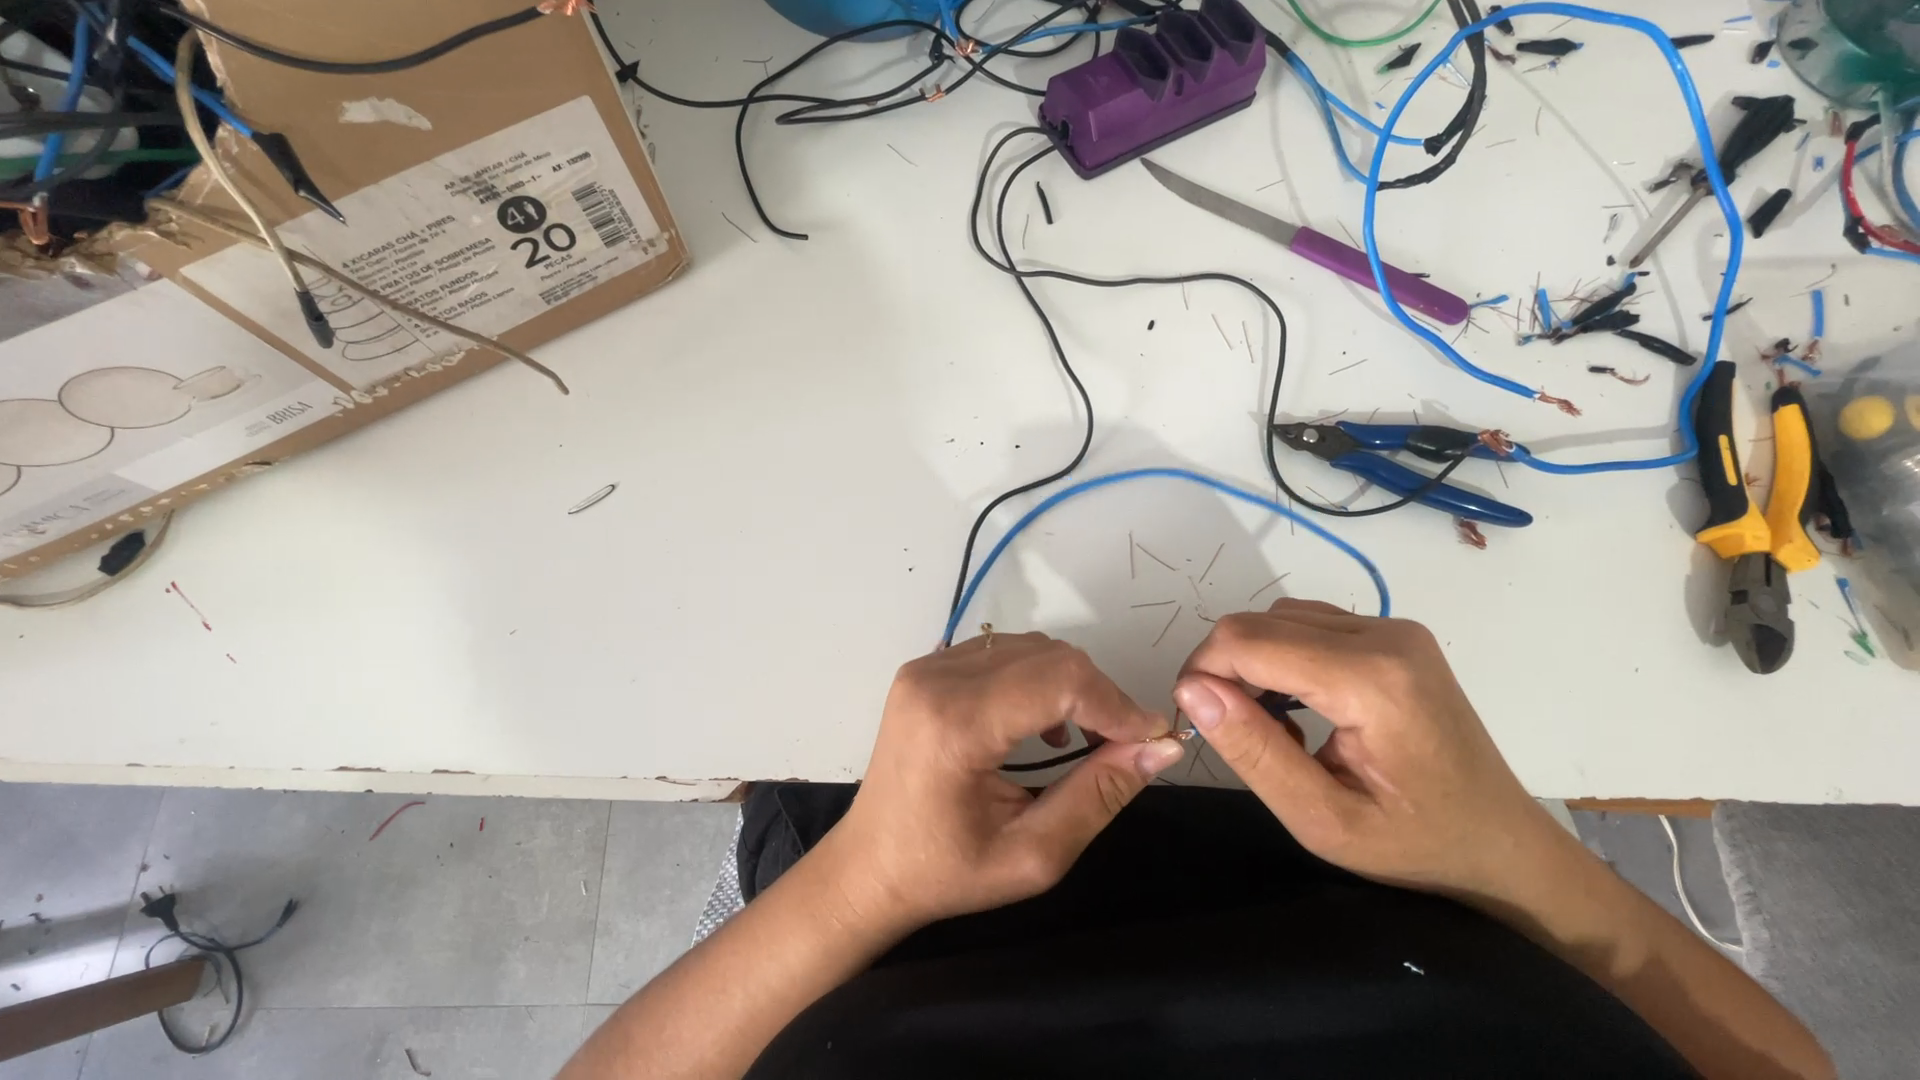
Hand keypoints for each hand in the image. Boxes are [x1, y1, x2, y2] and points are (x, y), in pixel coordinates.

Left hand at [825, 631, 1183, 930]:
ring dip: (1069, 685)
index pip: (1059, 681)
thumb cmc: (945, 873)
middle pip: (1049, 656)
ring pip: (1029, 648)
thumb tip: (1160, 748)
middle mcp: (937, 679)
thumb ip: (1098, 795)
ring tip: (1082, 740)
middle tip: (1122, 745)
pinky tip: (1040, 726)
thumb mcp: (1033, 855)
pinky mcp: (926, 670)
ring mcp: (927, 668)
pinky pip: (1002, 653)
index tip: (1151, 739)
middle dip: (1098, 695)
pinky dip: (1037, 679)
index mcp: (956, 725)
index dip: (1115, 704)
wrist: (868, 867)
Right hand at [1173, 600, 1566, 903]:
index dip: (1203, 672)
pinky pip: (1308, 624)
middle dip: (1224, 669)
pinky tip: (1297, 704)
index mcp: (1371, 680)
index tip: (1196, 720)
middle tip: (1230, 731)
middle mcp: (1384, 635)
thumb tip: (1191, 691)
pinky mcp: (1395, 635)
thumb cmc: (1416, 844)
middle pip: (1259, 622)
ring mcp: (1394, 630)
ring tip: (1268, 725)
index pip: (1247, 641)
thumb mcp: (1322, 819)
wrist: (1503, 843)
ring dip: (1252, 662)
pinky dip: (1282, 656)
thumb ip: (1254, 752)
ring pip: (1280, 617)